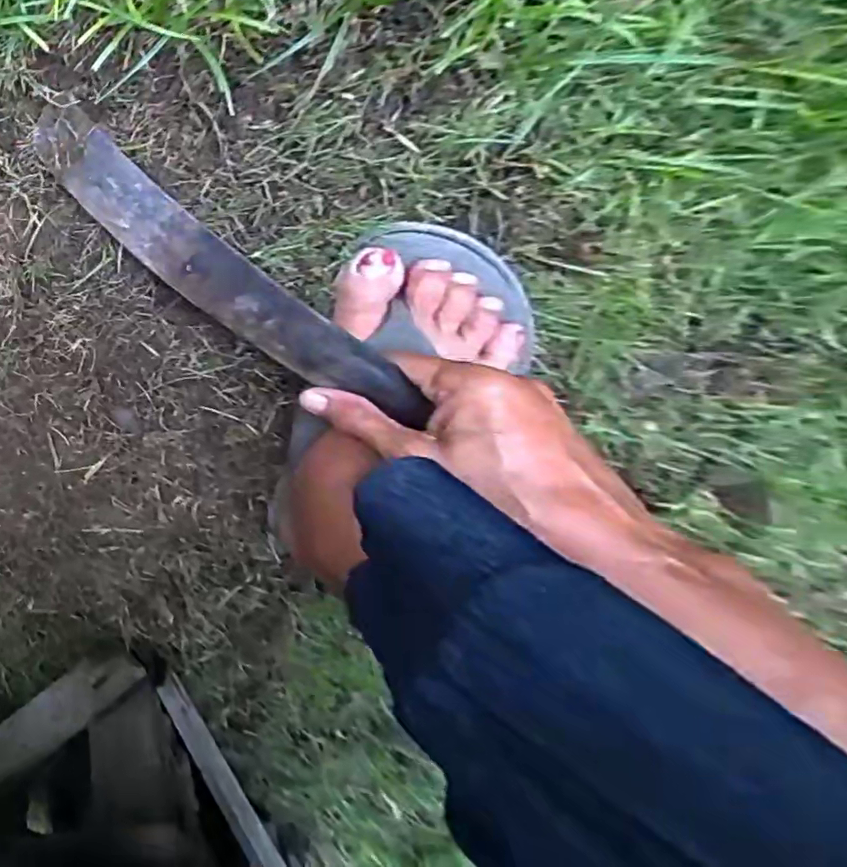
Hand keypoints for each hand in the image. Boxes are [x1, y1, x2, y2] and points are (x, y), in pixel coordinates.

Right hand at [300, 354, 652, 551]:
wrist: (598, 548)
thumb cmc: (496, 497)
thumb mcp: (415, 458)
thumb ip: (361, 422)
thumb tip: (312, 395)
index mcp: (475, 379)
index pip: (401, 362)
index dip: (368, 384)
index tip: (349, 410)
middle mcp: (510, 380)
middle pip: (432, 383)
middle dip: (403, 409)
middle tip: (385, 445)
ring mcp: (536, 404)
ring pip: (461, 403)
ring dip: (434, 425)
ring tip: (422, 461)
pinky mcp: (550, 429)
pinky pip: (490, 418)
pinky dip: (465, 436)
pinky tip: (461, 469)